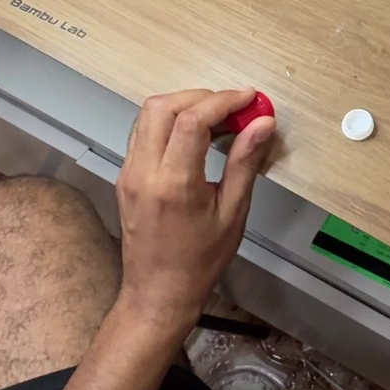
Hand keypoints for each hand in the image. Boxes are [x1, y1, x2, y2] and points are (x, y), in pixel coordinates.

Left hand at [115, 89, 273, 340]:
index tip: (251, 99)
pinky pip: (145, 132)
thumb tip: (263, 123)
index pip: (191, 120)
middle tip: (235, 106)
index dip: (224, 101)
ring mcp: (129, 172)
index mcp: (173, 183)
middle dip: (202, 96)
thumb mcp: (233, 211)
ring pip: (148, 115)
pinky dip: (172, 121)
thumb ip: (245, 161)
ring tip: (220, 118)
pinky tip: (199, 135)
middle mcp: (143, 172)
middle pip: (162, 107)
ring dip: (185, 105)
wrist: (158, 293)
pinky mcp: (126, 175)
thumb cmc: (201, 259)